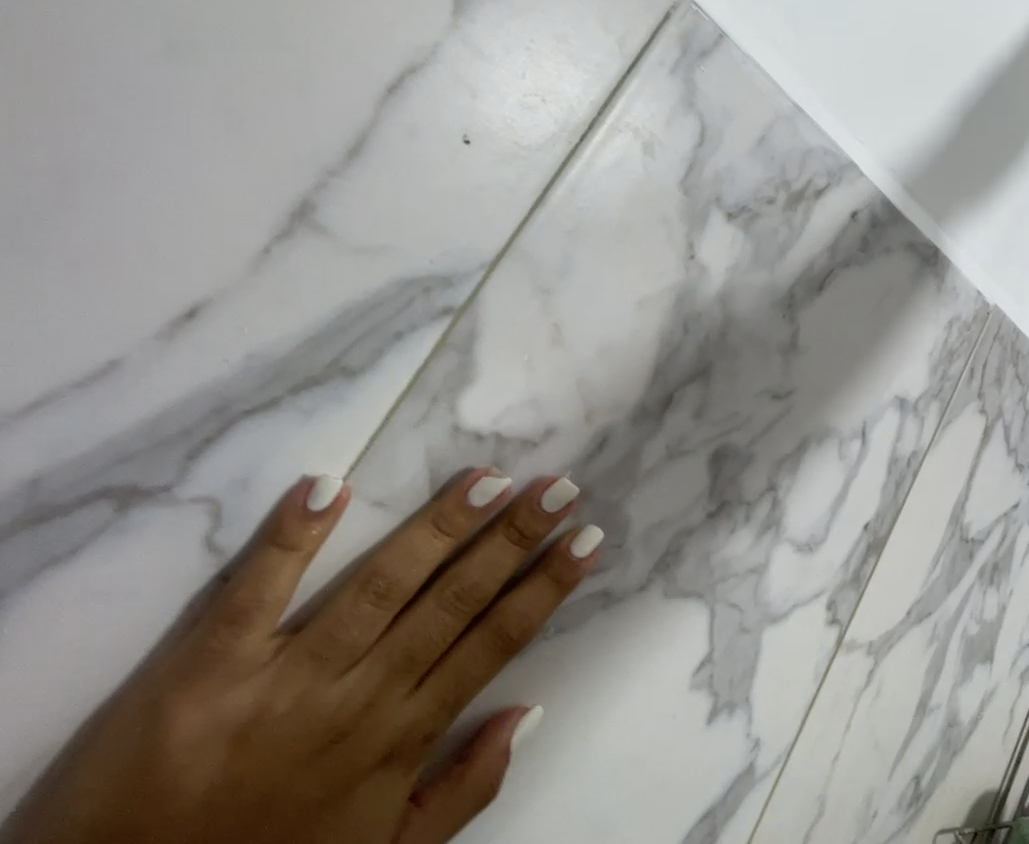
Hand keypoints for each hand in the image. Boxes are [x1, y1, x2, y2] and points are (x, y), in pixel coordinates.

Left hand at [3, 469, 602, 843]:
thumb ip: (465, 787)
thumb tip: (530, 713)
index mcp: (403, 736)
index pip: (496, 642)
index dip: (547, 587)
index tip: (586, 540)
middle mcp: (359, 699)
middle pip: (454, 602)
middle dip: (513, 540)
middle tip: (558, 488)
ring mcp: (284, 680)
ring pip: (380, 588)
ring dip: (438, 529)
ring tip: (488, 479)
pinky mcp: (204, 671)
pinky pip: (254, 594)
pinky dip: (291, 539)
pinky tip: (330, 487)